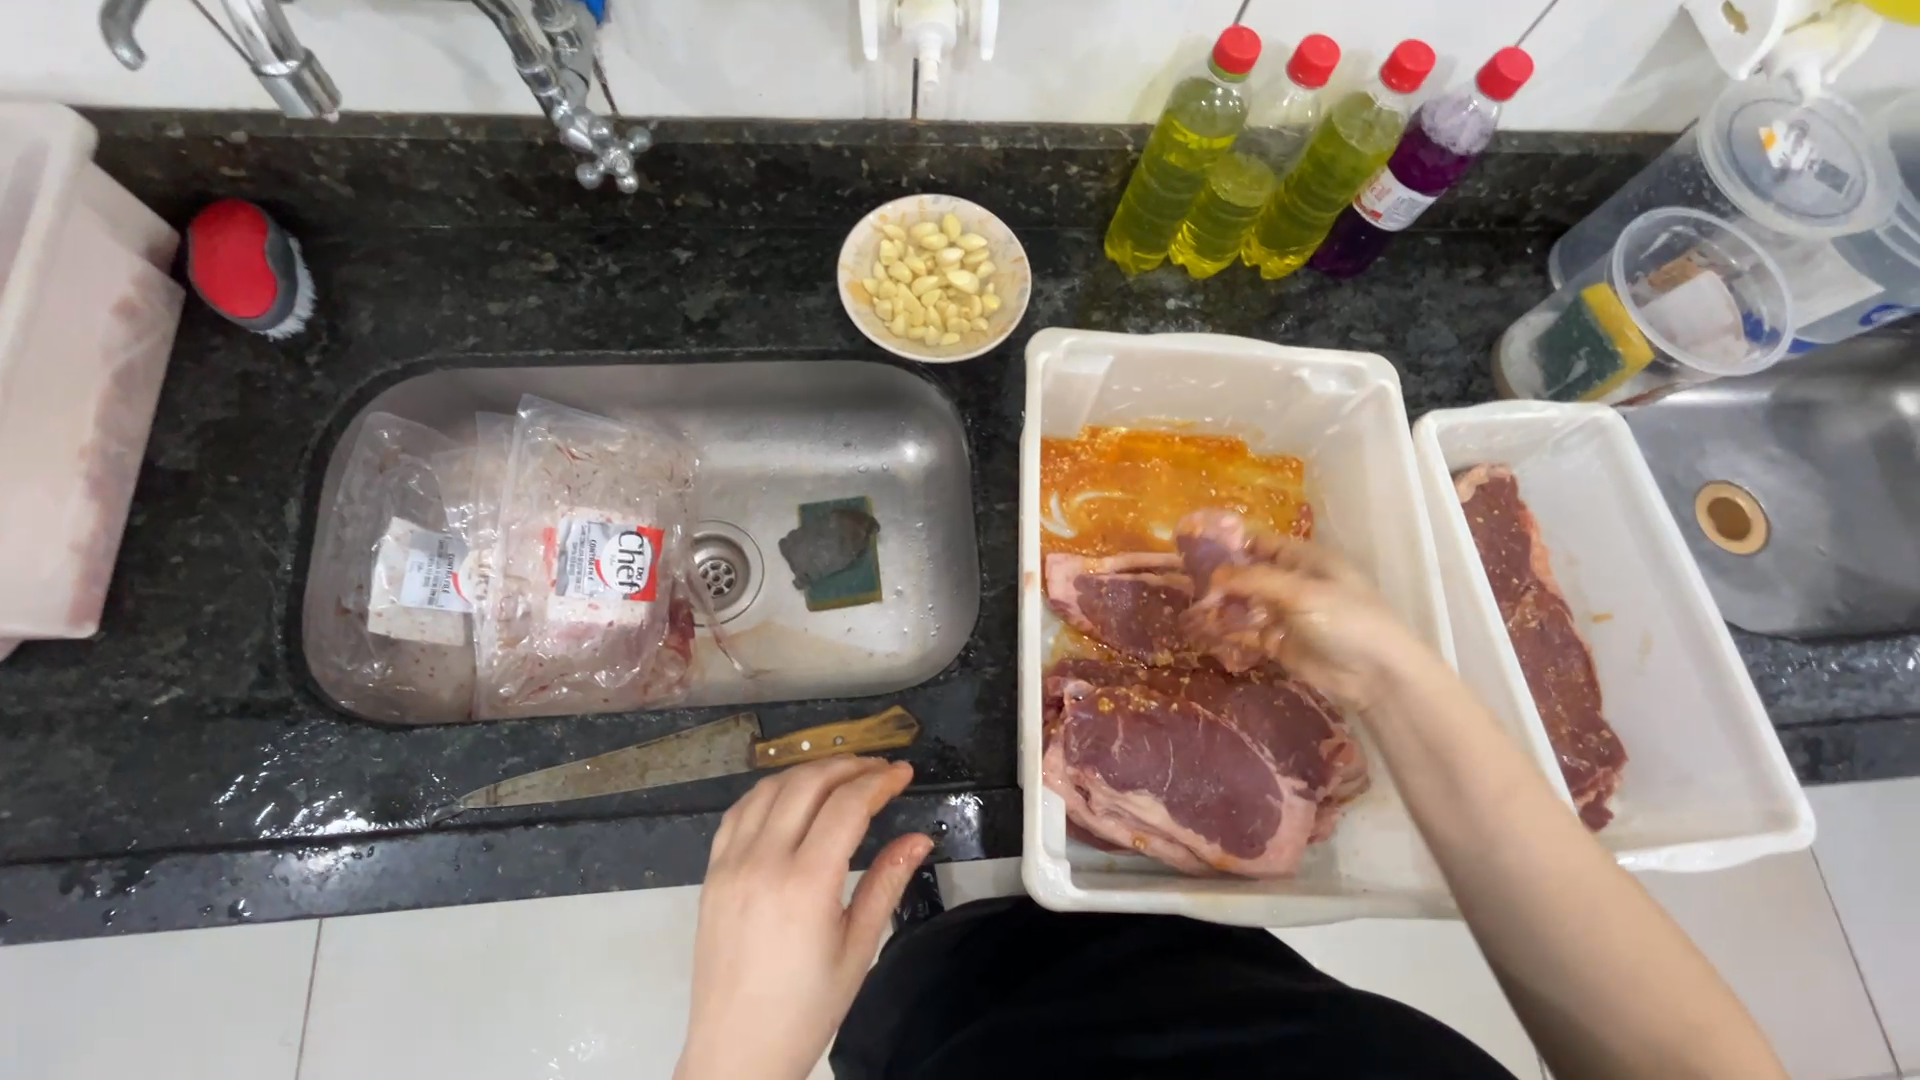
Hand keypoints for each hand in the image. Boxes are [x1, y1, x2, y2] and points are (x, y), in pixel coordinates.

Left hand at [675, 757, 931, 1079]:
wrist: (735, 1053)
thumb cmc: (806, 1008)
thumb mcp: (858, 948)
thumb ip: (887, 883)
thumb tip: (920, 838)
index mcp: (805, 884)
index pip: (847, 805)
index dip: (879, 781)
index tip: (904, 773)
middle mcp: (763, 862)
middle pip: (808, 783)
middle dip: (849, 766)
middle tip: (879, 769)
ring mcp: (731, 864)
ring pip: (771, 787)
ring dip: (810, 771)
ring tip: (842, 775)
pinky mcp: (712, 872)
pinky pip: (739, 811)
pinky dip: (770, 790)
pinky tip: (792, 795)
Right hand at [1184, 538, 1431, 710]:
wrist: (1377, 675)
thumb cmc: (1346, 619)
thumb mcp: (1301, 591)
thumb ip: (1254, 580)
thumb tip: (1212, 575)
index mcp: (1304, 560)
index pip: (1259, 543)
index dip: (1229, 543)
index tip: (1193, 546)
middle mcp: (1291, 582)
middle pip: (1246, 573)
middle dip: (1217, 577)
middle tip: (1180, 579)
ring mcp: (1283, 614)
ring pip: (1242, 603)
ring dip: (1217, 605)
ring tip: (1187, 607)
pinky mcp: (1277, 642)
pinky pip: (1244, 632)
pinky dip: (1224, 631)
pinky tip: (1200, 630)